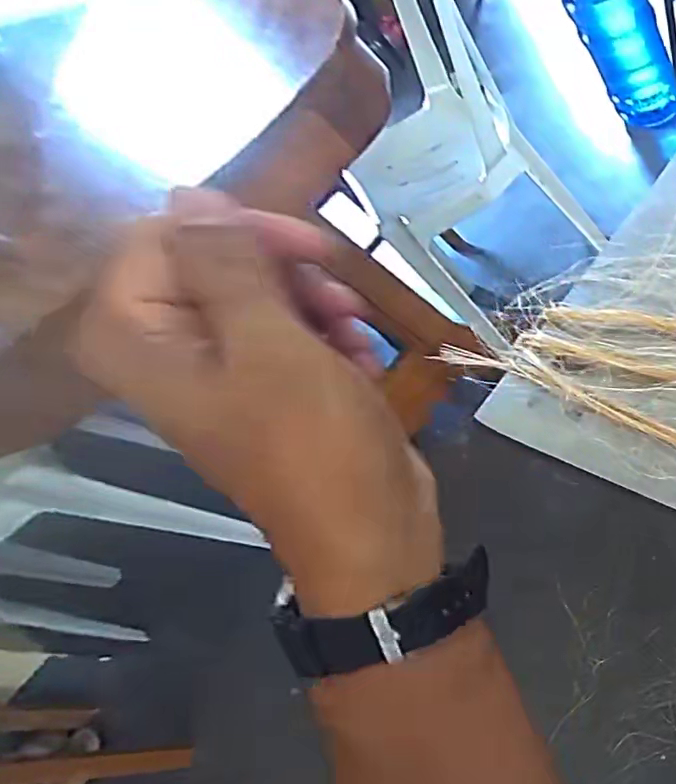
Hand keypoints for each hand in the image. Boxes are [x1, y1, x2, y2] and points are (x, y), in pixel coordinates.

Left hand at [72, 189, 442, 615]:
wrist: (371, 526)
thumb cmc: (319, 443)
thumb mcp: (276, 347)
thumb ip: (230, 267)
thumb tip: (197, 197)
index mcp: (137, 334)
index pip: (167, 241)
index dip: (243, 233)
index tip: (321, 249)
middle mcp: (170, 350)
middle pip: (219, 273)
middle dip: (290, 280)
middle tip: (347, 301)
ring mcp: (229, 378)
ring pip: (268, 309)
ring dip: (323, 315)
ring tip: (363, 341)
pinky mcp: (281, 399)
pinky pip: (297, 348)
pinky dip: (336, 348)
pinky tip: (366, 367)